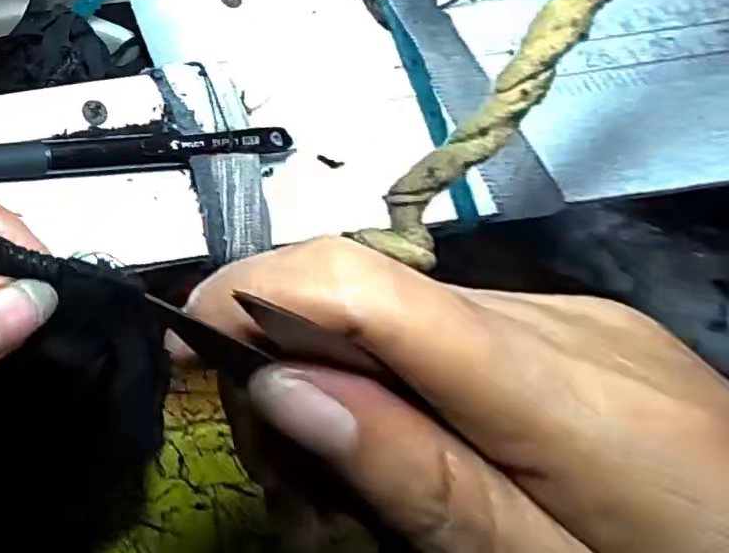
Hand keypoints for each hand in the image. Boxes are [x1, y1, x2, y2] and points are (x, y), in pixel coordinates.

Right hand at [182, 237, 728, 551]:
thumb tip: (274, 380)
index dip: (248, 291)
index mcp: (571, 387)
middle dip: (280, 362)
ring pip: (378, 311)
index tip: (187, 345)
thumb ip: (420, 481)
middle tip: (278, 475)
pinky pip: (428, 333)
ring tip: (332, 479)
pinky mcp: (573, 341)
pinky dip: (381, 381)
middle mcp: (560, 324)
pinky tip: (396, 447)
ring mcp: (574, 326)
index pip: (357, 280)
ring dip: (326, 379)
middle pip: (352, 294)